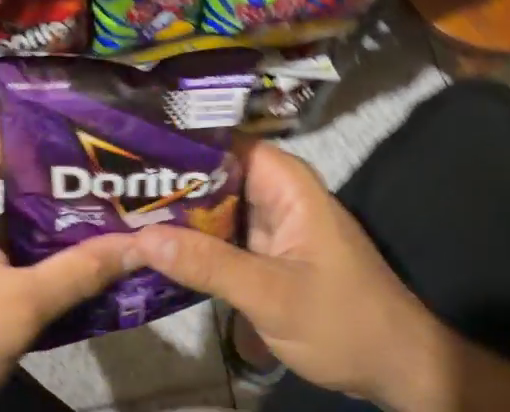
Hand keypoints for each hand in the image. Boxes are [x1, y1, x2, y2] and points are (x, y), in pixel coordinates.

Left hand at [0, 110, 136, 411]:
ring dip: (58, 198)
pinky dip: (44, 232)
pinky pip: (9, 232)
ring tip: (117, 189)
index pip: (2, 125)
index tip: (100, 112)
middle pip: (13, 159)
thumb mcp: (18, 307)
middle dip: (66, 157)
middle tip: (121, 153)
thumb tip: (141, 243)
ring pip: (14, 200)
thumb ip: (80, 270)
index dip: (49, 112)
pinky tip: (88, 240)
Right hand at [129, 143, 459, 411]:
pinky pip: (224, 236)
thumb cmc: (344, 321)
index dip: (179, 144)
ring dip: (177, 215)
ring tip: (118, 213)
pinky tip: (153, 249)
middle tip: (110, 189)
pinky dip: (194, 243)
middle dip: (169, 183)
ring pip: (216, 207)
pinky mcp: (268, 253)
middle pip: (214, 175)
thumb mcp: (271, 295)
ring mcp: (272, 224)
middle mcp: (276, 192)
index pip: (223, 143)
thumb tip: (142, 237)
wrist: (399, 367)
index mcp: (285, 182)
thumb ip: (208, 265)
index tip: (129, 151)